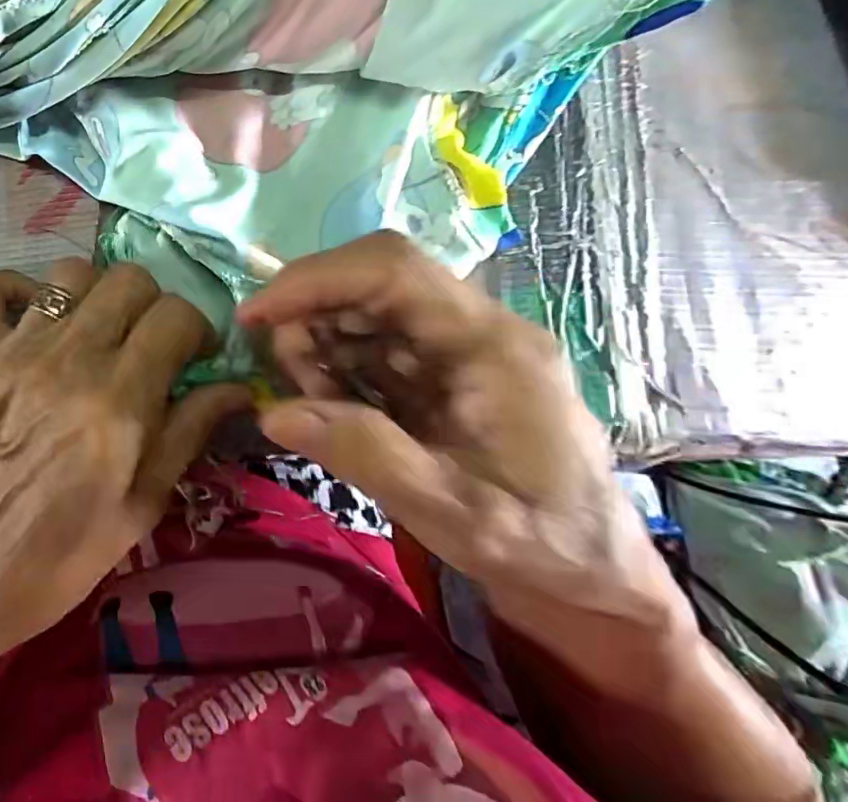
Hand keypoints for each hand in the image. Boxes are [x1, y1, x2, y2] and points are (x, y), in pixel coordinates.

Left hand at [0, 260, 249, 701]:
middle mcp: (71, 360)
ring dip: (94, 293)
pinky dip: (11, 289)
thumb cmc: (70, 546)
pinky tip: (31, 314)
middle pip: (127, 280)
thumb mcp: (146, 500)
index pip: (175, 315)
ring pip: (68, 273)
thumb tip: (238, 386)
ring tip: (97, 329)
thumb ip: (190, 429)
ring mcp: (17, 351)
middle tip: (148, 341)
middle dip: (152, 304)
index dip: (196, 329)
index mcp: (121, 400)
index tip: (193, 356)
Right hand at [237, 233, 687, 658]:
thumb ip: (368, 457)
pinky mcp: (439, 365)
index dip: (314, 280)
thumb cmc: (539, 546)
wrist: (592, 576)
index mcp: (493, 346)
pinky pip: (369, 340)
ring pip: (363, 306)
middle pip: (371, 279)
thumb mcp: (456, 516)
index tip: (254, 317)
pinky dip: (333, 363)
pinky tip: (334, 407)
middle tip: (288, 378)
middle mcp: (476, 328)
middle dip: (310, 314)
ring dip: (319, 342)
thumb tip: (273, 412)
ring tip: (317, 403)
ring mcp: (458, 345)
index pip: (392, 272)